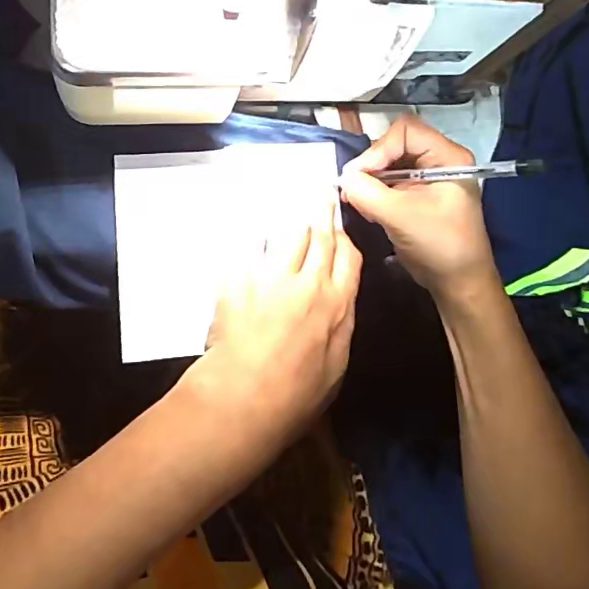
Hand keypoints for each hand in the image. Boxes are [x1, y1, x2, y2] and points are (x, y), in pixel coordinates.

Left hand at [181, 208, 361, 441]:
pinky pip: (250, 246)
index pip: (349, 257)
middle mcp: (307, 283)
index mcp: (336, 306)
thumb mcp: (336, 367)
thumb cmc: (292, 394)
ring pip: (287, 235)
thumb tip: (341, 306)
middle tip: (321, 194)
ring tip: (292, 209)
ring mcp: (271, 277)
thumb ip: (340, 327)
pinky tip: (255, 232)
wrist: (243, 395)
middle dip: (322, 212)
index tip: (340, 228)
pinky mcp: (240, 277)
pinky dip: (256, 238)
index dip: (345, 237)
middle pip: (320, 237)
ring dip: (292, 222)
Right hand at [338, 115, 497, 295]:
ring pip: (387, 164)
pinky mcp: (415, 196)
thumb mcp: (400, 216)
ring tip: (356, 199)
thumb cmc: (440, 246)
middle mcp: (438, 161)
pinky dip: (373, 192)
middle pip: (394, 145)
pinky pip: (387, 182)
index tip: (360, 175)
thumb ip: (367, 192)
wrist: (458, 283)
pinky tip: (366, 208)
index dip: (379, 149)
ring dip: (369, 180)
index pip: (405, 132)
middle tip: (352, 188)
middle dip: (370, 165)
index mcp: (447, 157)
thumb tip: (342, 178)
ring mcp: (426, 179)